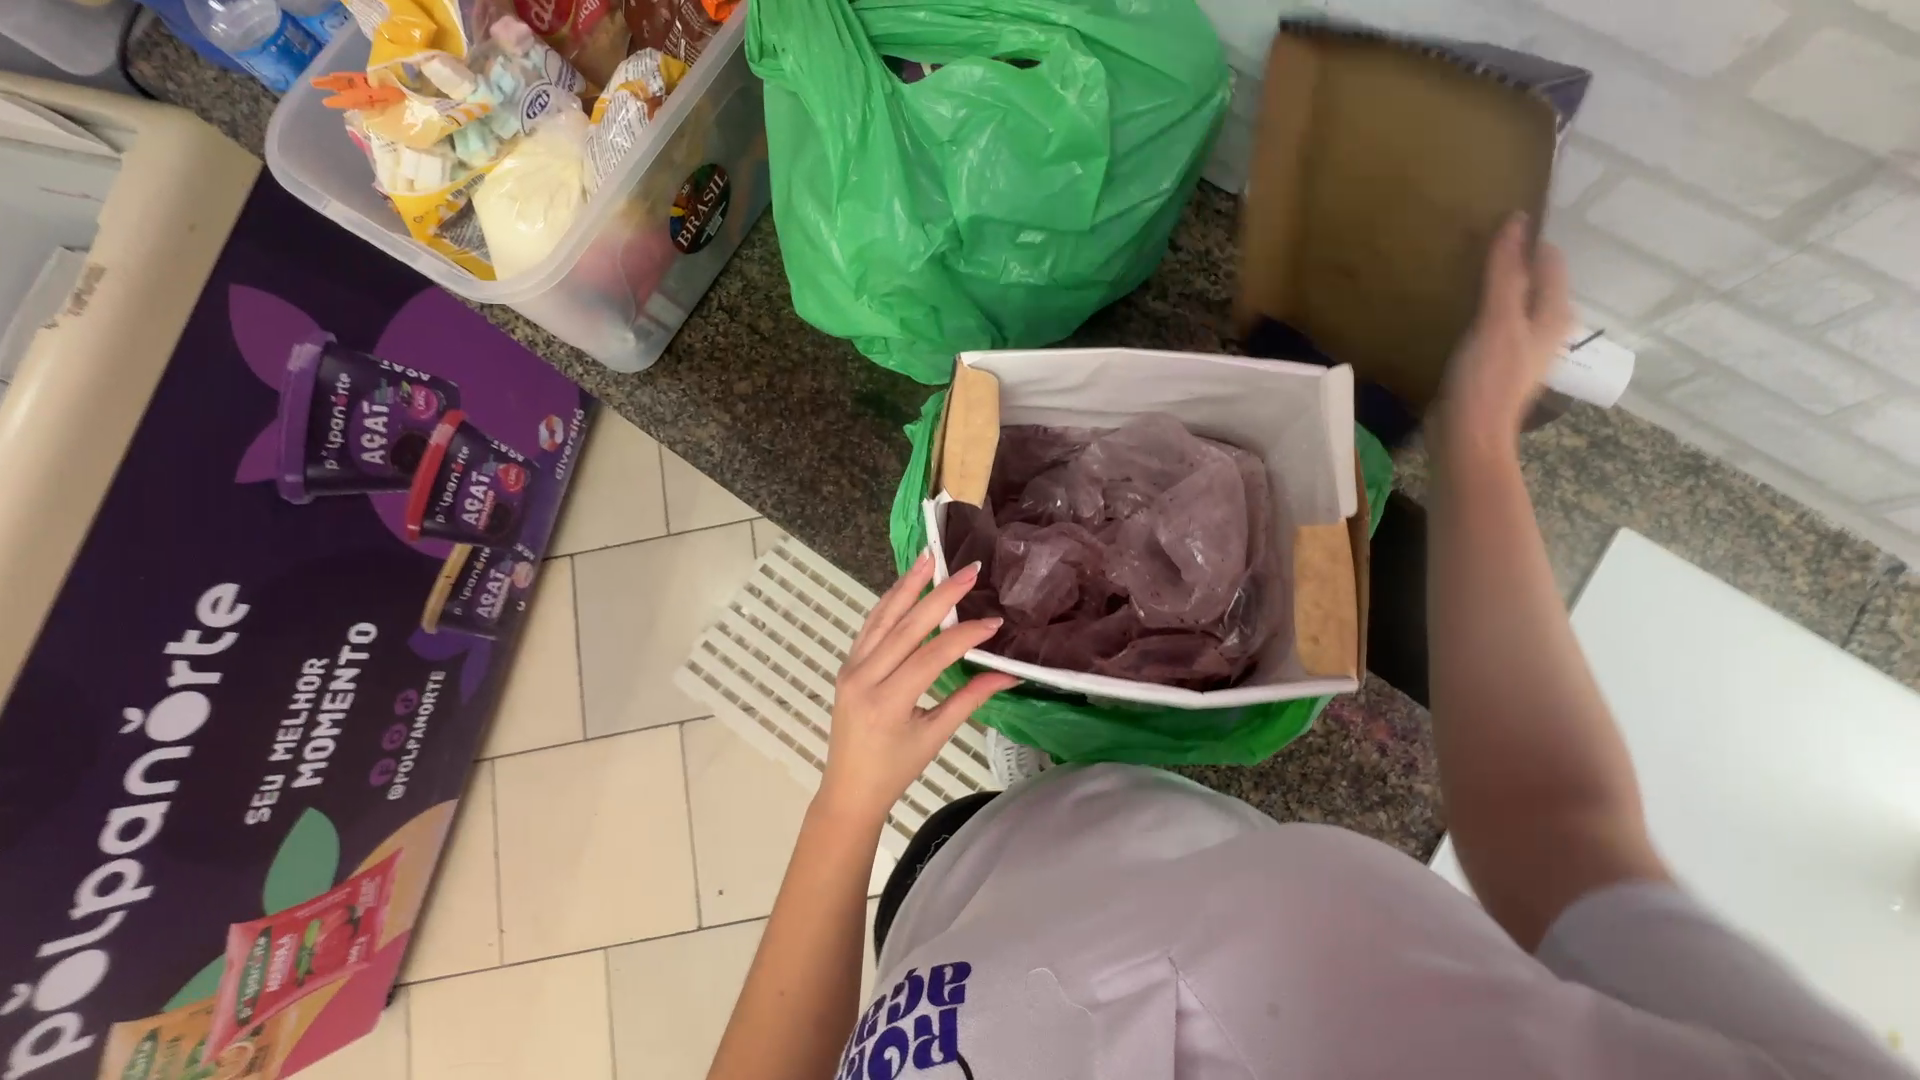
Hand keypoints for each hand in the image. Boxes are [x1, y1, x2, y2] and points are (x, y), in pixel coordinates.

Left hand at [818, 552, 1018, 822]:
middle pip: (906, 627)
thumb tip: (1010, 674)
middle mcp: (864, 678)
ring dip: (909, 585)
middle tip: (969, 570)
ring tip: (931, 557)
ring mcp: (850, 668)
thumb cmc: (895, 770)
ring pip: (882, 618)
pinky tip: (907, 584)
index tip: (994, 621)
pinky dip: (890, 602)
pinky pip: (870, 626)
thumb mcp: (935, 736)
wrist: (849, 789)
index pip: (932, 656)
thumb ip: (970, 699)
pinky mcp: (847, 665)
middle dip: (941, 595)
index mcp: (887, 702)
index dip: (965, 635)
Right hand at [1434, 213, 1573, 455]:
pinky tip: (1457, 312)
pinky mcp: (1494, 363)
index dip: (1526, 241)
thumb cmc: (1487, 378)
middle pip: (1531, 281)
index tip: (1492, 226)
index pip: (1548, 260)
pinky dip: (1478, 311)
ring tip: (1462, 273)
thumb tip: (1515, 222)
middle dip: (1509, 262)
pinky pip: (1491, 324)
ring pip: (1511, 302)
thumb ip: (1505, 273)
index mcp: (1555, 313)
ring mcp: (1519, 347)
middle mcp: (1544, 327)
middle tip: (1474, 245)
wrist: (1467, 434)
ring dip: (1492, 288)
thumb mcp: (1496, 321)